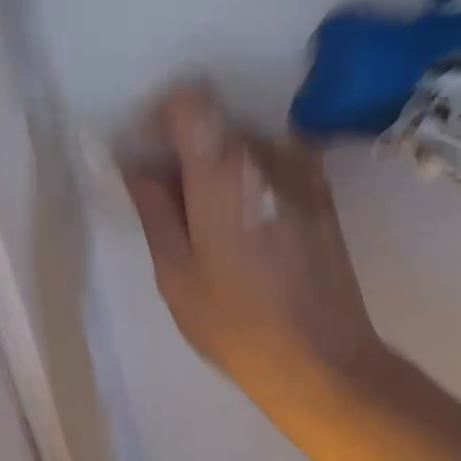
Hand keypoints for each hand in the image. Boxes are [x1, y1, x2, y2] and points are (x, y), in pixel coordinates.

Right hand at [123, 85, 387, 416]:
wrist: (321, 358)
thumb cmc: (235, 324)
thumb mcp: (175, 274)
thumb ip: (155, 211)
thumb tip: (138, 169)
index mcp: (225, 171)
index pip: (188, 102)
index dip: (157, 120)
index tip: (140, 156)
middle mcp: (269, 155)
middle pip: (215, 121)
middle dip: (181, 148)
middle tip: (160, 199)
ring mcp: (303, 170)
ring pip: (242, 143)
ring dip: (213, 167)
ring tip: (197, 222)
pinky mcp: (320, 190)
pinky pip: (268, 164)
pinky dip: (243, 180)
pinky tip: (234, 228)